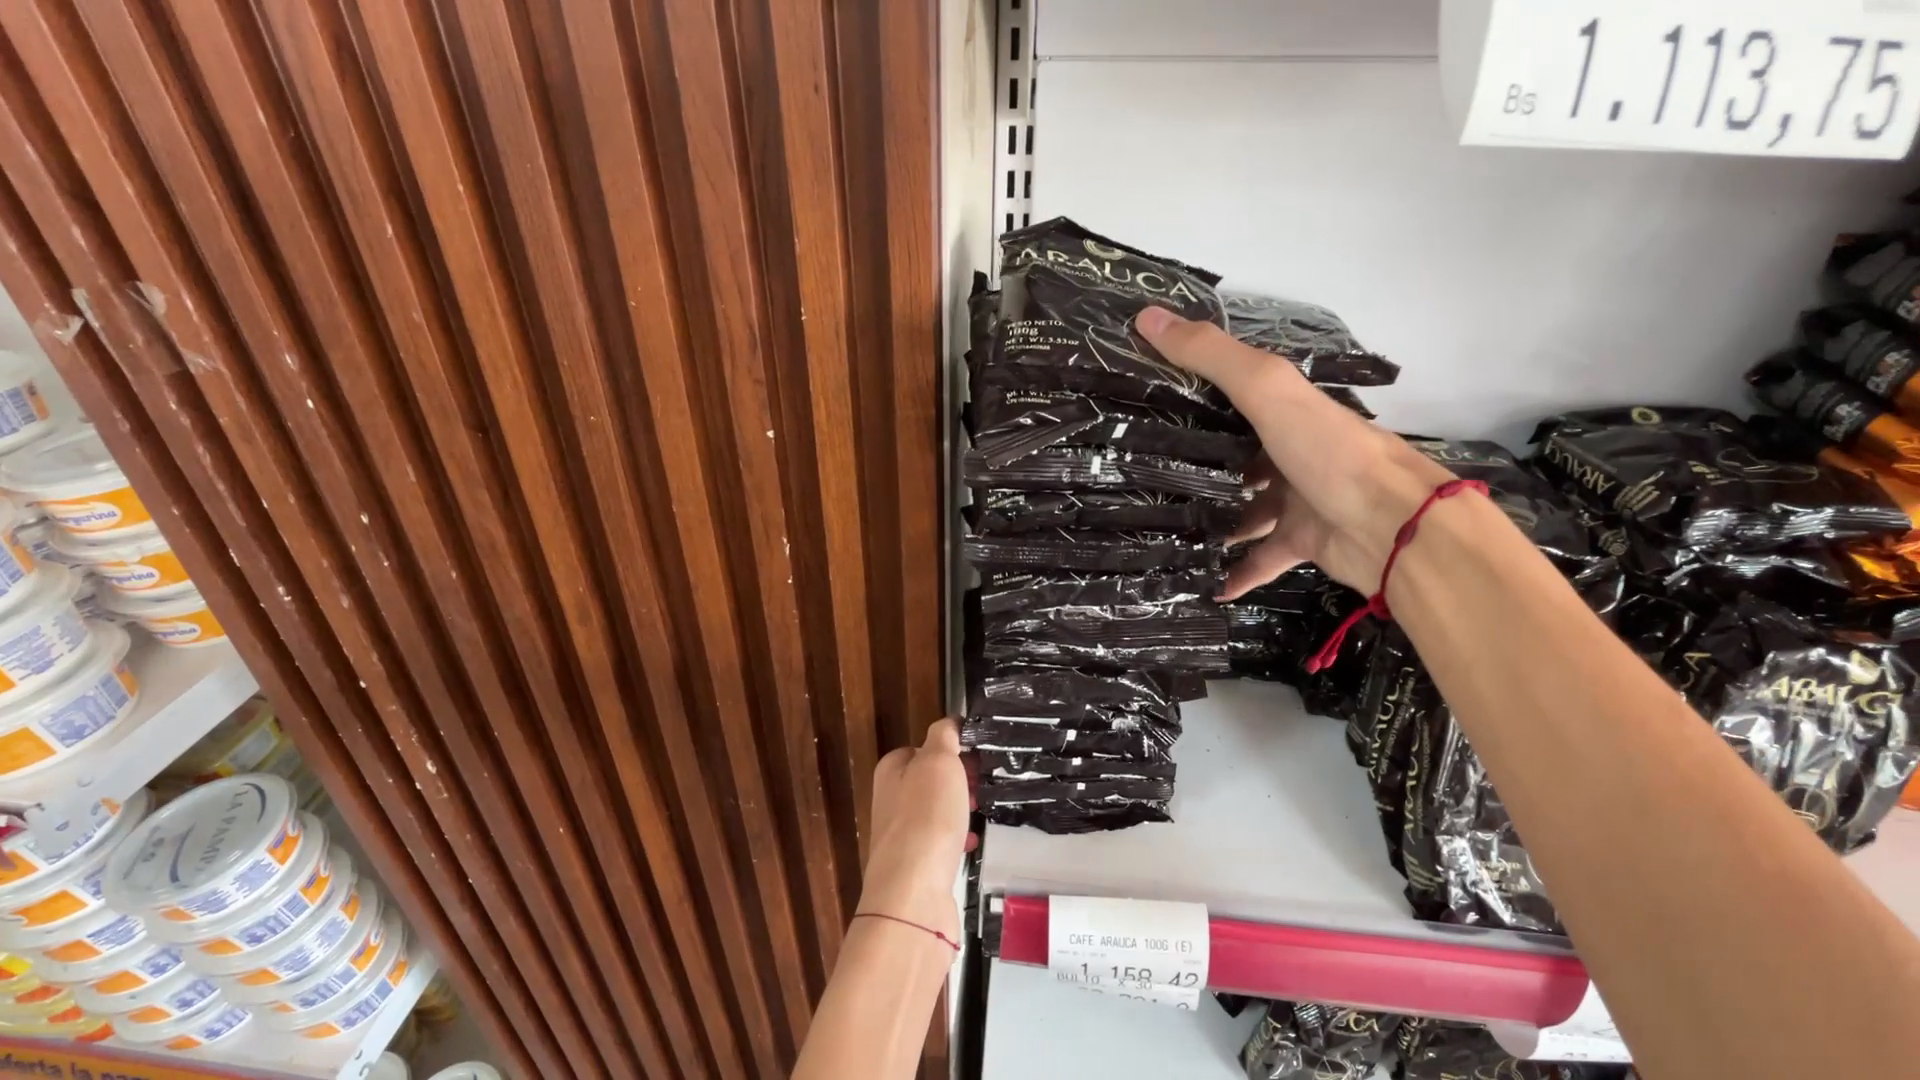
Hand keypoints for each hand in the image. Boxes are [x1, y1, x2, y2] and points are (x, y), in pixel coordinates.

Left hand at [858, 718, 973, 939]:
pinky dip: (959, 838)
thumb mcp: (938, 762)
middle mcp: (891, 799)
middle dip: (960, 780)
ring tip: (984, 810)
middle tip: (986, 784)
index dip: (952, 748)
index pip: (923, 746)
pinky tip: (973, 843)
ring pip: (937, 811)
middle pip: (931, 779)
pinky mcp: (916, 864)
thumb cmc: (926, 818)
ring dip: (961, 809)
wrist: (913, 893)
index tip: (980, 755)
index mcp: (891, 769)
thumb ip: (943, 736)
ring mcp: (901, 834)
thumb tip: (950, 723)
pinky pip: (941, 841)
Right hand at [1136, 306, 1456, 597]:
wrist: (1395, 528)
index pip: (1230, 396)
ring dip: (1210, 518)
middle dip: (1194, 464)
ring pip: (1243, 508)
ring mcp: (1298, 498)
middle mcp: (1291, 450)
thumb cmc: (1329, 452)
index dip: (1189, 397)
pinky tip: (1204, 585)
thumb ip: (1211, 357)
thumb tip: (1146, 316)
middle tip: (1137, 475)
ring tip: (1159, 527)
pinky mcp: (1302, 541)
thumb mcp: (1266, 391)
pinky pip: (1260, 558)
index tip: (1141, 404)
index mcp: (1286, 410)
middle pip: (1233, 455)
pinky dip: (1235, 573)